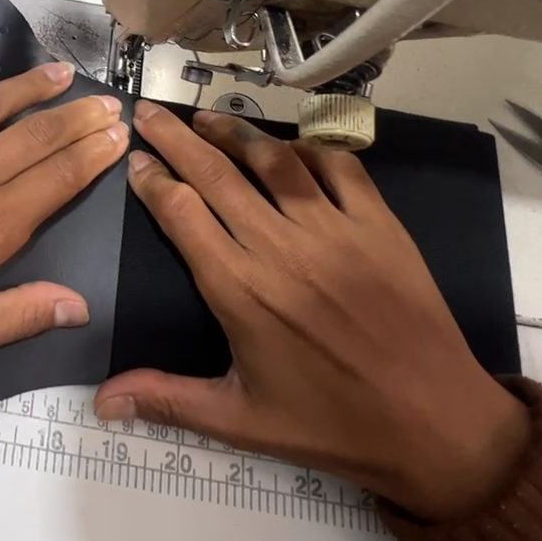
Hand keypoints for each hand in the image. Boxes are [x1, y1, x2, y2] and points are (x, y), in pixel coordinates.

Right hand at [94, 102, 528, 521]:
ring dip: (233, 132)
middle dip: (174, 137)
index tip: (135, 161)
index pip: (180, 212)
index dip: (151, 179)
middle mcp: (279, 248)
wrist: (441, 430)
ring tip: (205, 117)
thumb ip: (168, 401)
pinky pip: (339, 167)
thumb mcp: (242, 422)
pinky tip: (287, 145)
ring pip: (272, 160)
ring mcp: (334, 230)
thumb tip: (101, 402)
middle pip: (214, 173)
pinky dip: (309, 147)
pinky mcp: (379, 226)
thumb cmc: (332, 425)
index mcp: (240, 290)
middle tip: (148, 111)